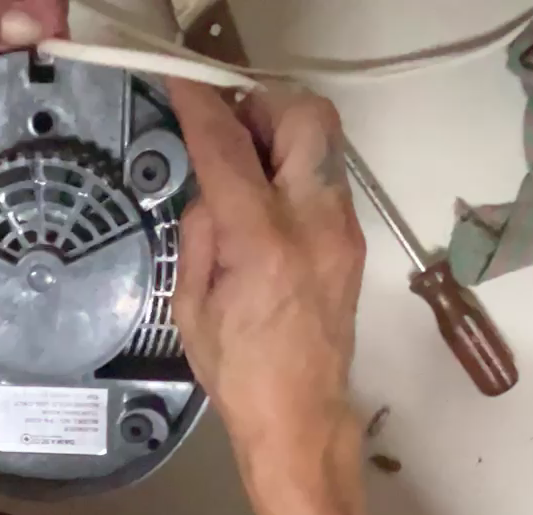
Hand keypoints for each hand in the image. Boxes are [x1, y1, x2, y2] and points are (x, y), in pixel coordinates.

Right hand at [169, 80, 366, 461]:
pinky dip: (293, 168)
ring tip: (244, 165)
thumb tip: (211, 191)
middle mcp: (313, 223)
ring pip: (324, 140)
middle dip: (260, 104)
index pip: (227, 147)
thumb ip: (200, 235)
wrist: (299, 415)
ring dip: (281, 133)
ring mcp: (343, 229)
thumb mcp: (191, 307)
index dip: (199, 104)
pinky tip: (265, 201)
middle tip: (226, 127)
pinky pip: (325, 177)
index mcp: (261, 243)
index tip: (180, 81)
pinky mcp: (352, 241)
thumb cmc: (237, 373)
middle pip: (304, 115)